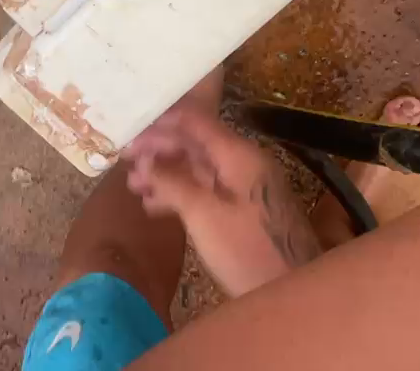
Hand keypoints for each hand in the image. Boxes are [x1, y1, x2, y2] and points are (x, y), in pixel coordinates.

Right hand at [125, 108, 318, 295]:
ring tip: (134, 187)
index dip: (159, 123)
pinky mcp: (243, 210)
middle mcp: (242, 162)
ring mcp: (244, 187)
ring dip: (165, 174)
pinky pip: (206, 189)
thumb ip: (171, 181)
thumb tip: (144, 159)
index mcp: (237, 154)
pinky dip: (180, 193)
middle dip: (158, 151)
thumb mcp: (202, 214)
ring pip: (197, 168)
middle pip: (193, 144)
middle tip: (125, 162)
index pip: (193, 120)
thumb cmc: (247, 252)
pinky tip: (155, 206)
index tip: (129, 131)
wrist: (294, 298)